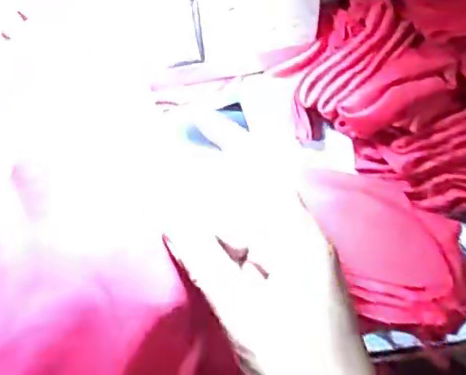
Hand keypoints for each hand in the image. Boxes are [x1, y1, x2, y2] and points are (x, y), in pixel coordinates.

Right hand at [163, 115, 370, 374]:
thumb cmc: (298, 358)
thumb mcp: (243, 310)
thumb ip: (202, 257)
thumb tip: (162, 209)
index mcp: (296, 234)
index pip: (257, 167)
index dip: (226, 137)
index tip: (194, 114)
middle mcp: (303, 235)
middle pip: (257, 180)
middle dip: (220, 157)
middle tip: (184, 134)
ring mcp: (302, 258)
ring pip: (255, 207)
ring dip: (220, 191)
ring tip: (184, 176)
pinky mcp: (296, 280)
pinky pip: (256, 232)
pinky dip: (228, 222)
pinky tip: (207, 225)